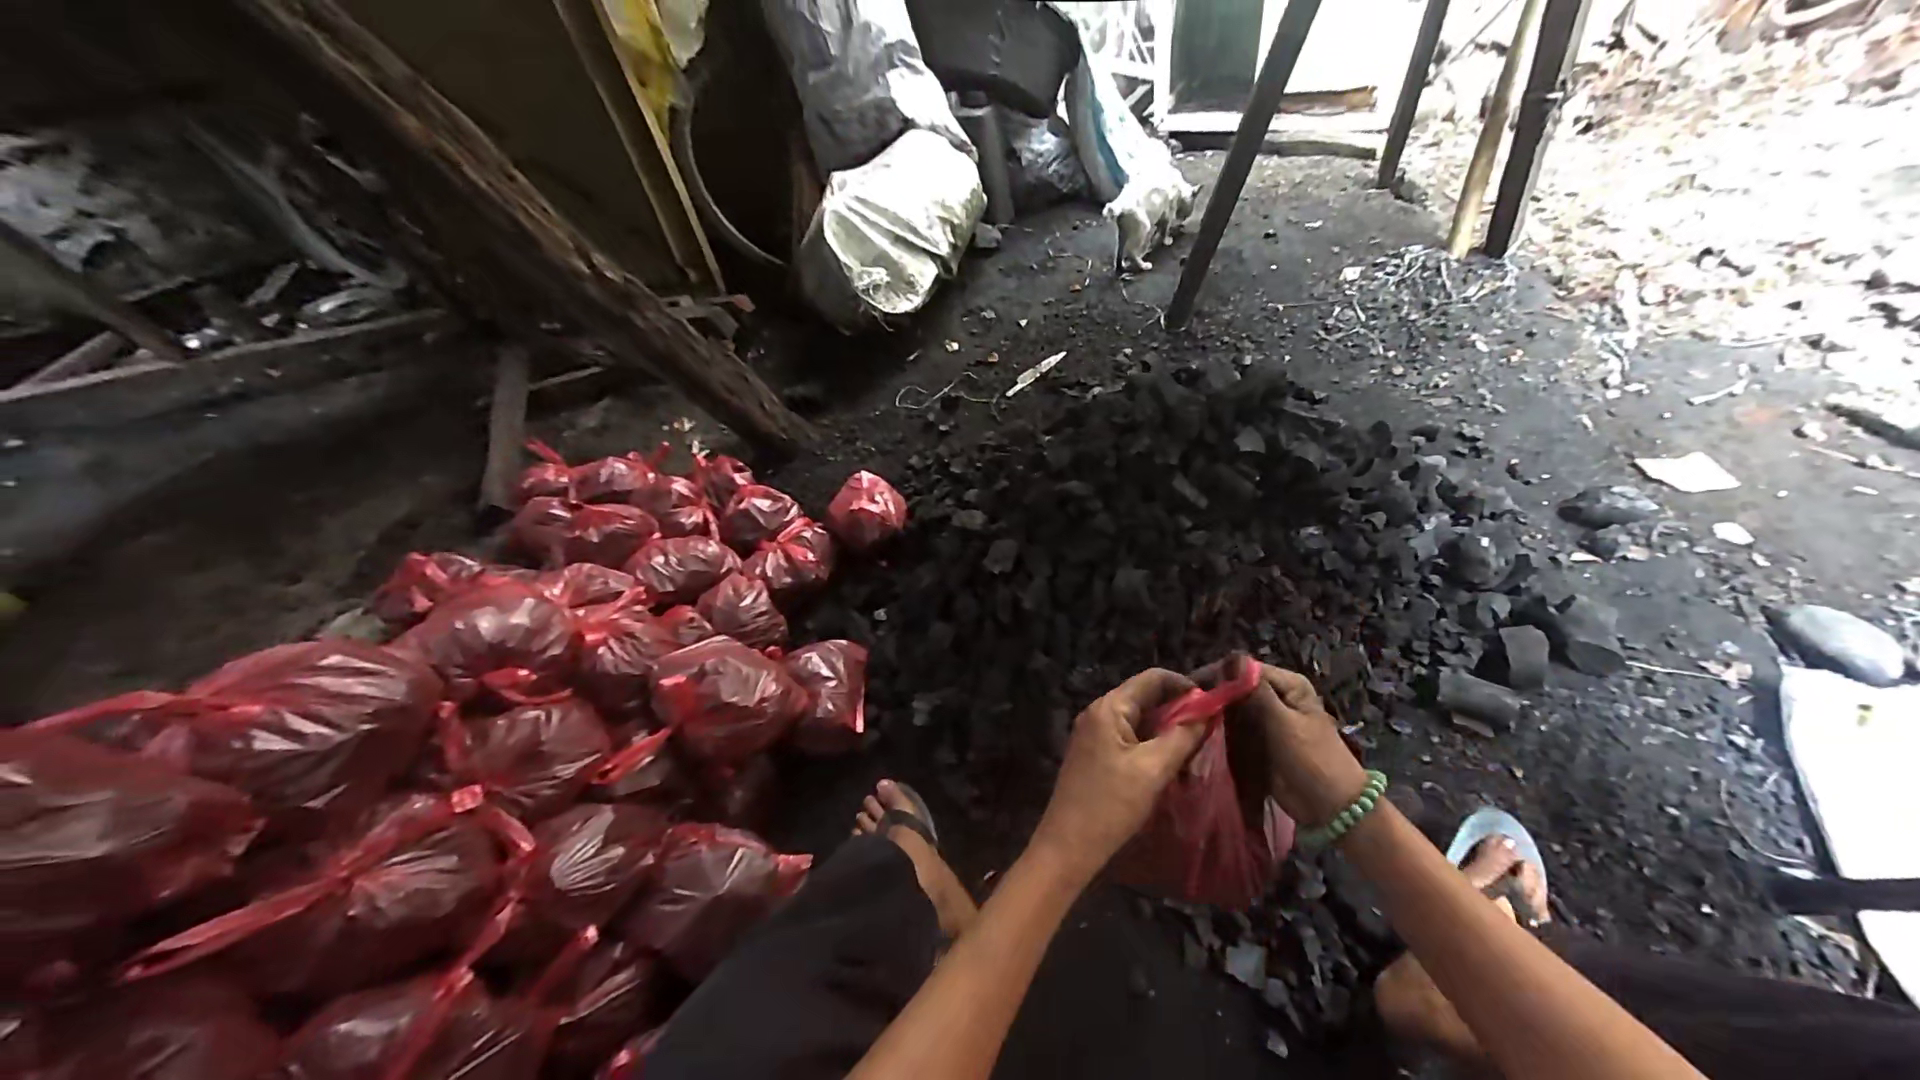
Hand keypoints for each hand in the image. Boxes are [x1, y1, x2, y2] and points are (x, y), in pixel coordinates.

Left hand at [1028, 669, 1209, 884]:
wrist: (1068, 846)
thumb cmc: (1111, 805)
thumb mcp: (1154, 769)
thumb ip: (1182, 736)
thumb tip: (1207, 712)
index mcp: (1109, 707)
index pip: (1153, 678)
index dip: (1186, 686)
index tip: (1214, 707)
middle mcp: (1098, 713)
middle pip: (1146, 697)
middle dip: (1179, 711)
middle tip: (1210, 732)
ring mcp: (1094, 734)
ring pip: (1140, 720)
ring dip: (1167, 730)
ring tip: (1195, 751)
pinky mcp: (1095, 754)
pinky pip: (1130, 738)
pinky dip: (1152, 745)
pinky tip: (1171, 765)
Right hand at [1201, 661, 1368, 826]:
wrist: (1331, 808)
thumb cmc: (1312, 760)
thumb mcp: (1284, 722)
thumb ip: (1257, 691)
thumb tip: (1232, 657)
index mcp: (1288, 685)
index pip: (1245, 669)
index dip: (1218, 675)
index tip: (1189, 688)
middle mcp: (1276, 696)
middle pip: (1236, 687)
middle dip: (1212, 695)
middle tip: (1183, 706)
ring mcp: (1266, 719)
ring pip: (1232, 708)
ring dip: (1213, 713)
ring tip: (1186, 720)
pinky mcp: (1258, 739)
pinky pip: (1234, 727)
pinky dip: (1219, 729)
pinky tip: (1199, 732)